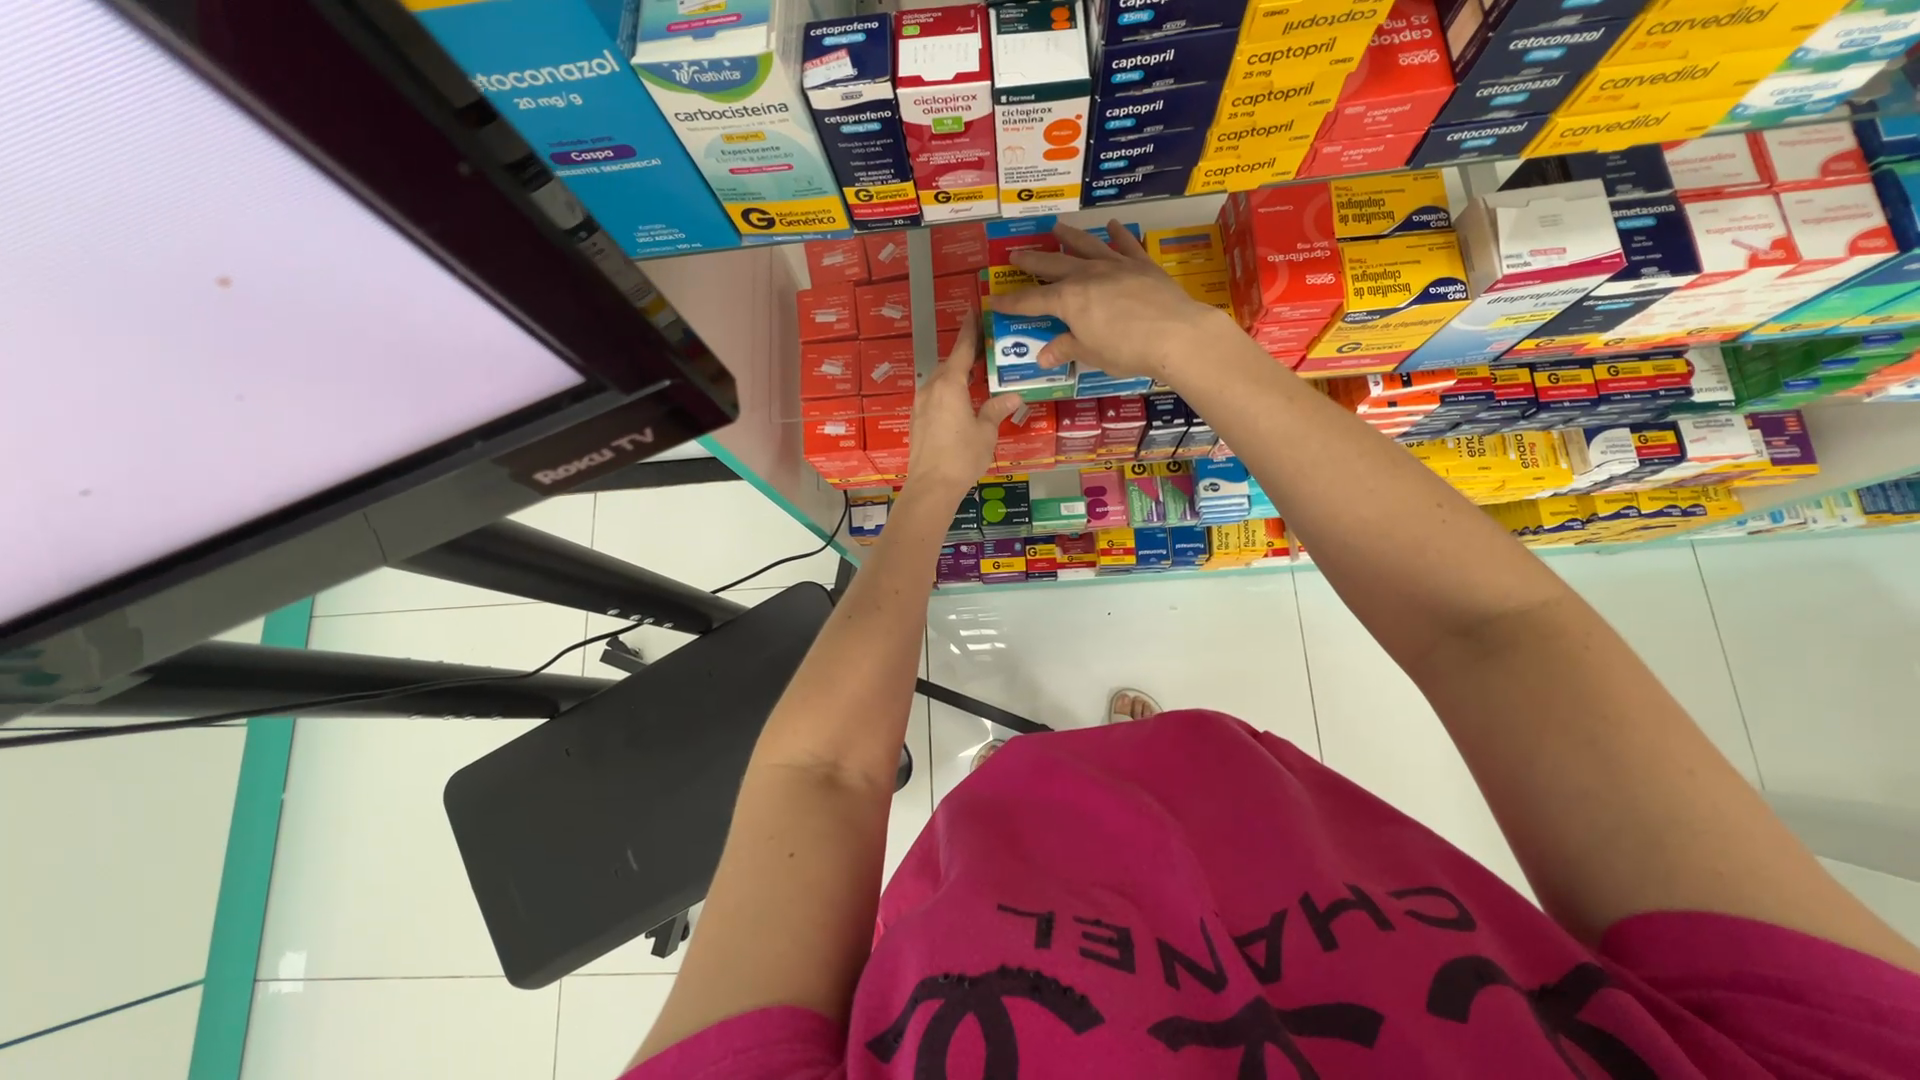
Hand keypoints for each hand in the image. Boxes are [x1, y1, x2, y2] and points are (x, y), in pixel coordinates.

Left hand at [903, 318, 1021, 503]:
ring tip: (976, 375)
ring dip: (957, 375)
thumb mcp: (985, 432)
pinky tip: (962, 400)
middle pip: (950, 364)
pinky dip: (949, 392)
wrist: (931, 486)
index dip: (969, 329)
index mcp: (950, 385)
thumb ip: (996, 409)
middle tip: (985, 350)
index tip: (974, 311)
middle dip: (966, 355)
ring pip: (940, 381)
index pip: (961, 348)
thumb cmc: (962, 456)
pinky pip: (935, 396)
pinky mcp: (917, 420)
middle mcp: (932, 388)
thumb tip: (1013, 395)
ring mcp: (921, 404)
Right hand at [988, 220, 1227, 384]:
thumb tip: (1043, 356)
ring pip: (1086, 246)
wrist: (1175, 334)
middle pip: (1053, 265)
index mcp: (1068, 300)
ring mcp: (1116, 266)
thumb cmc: (1127, 350)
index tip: (993, 300)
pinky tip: (1112, 225)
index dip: (1011, 302)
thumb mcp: (1091, 354)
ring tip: (1055, 227)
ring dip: (1069, 236)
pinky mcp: (1142, 264)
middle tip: (1016, 254)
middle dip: (1032, 261)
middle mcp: (1087, 275)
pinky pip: (1126, 245)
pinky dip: (1118, 234)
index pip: (1031, 301)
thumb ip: (1066, 349)